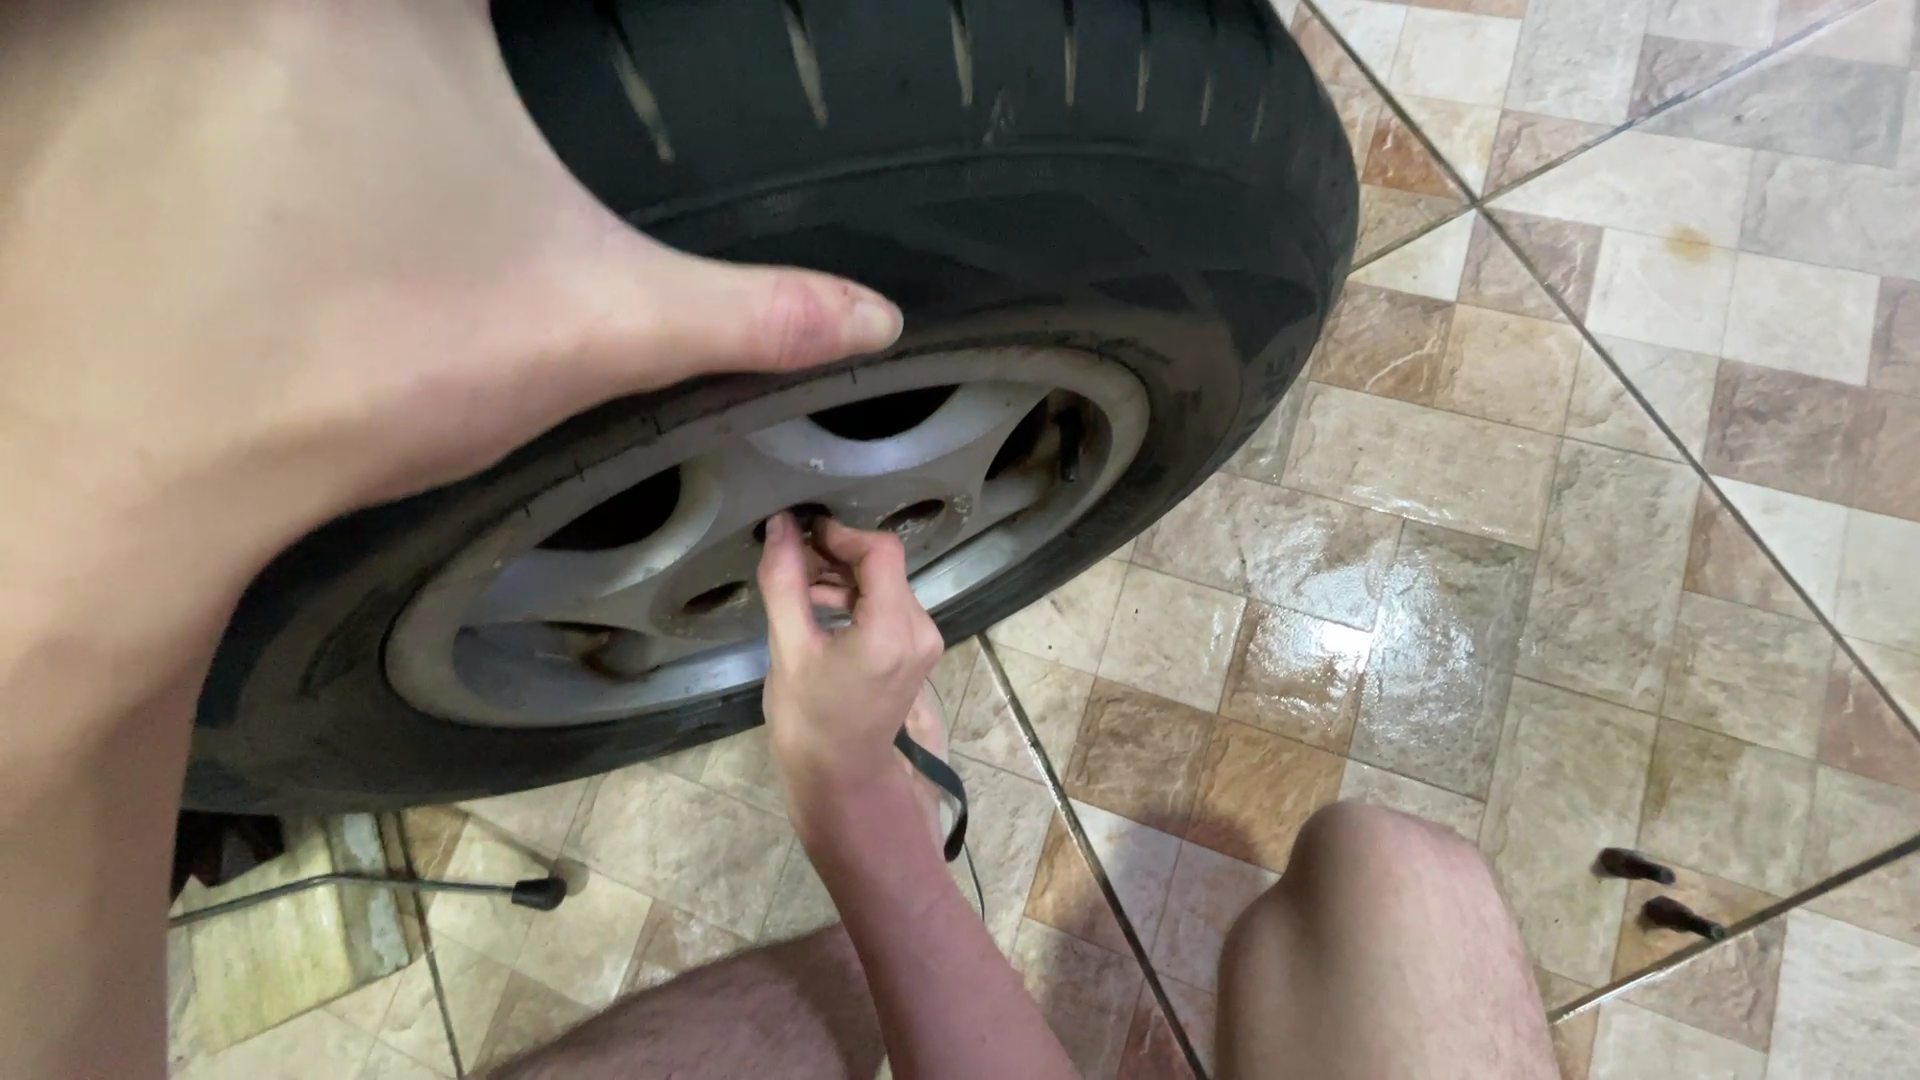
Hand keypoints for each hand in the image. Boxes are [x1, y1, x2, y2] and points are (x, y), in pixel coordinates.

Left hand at [0, 0, 899, 671]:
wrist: (125, 464)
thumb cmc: (362, 375)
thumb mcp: (594, 332)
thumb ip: (749, 314)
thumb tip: (873, 319)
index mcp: (382, 0)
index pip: (540, 3)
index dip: (559, 41)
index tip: (565, 108)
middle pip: (422, 17)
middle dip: (469, 75)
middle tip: (483, 200)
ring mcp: (109, 4)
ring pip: (318, 32)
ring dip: (382, 86)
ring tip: (411, 199)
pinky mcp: (51, 55)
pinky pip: (186, 38)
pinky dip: (273, 90)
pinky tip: (297, 181)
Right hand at [756, 513, 944, 817]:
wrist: (841, 778)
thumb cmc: (808, 721)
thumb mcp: (788, 649)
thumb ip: (785, 581)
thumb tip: (781, 526)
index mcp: (892, 630)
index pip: (881, 551)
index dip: (842, 535)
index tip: (803, 536)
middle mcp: (921, 630)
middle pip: (884, 566)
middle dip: (837, 556)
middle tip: (792, 561)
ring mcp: (925, 641)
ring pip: (886, 583)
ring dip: (844, 576)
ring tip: (798, 585)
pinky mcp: (918, 650)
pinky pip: (890, 606)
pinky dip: (857, 598)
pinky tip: (818, 606)